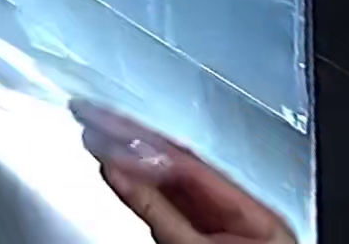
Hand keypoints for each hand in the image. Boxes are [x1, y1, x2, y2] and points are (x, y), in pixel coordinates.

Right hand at [72, 102, 294, 243]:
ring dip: (130, 161)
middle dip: (131, 142)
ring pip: (169, 182)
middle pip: (177, 165)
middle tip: (90, 117)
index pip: (187, 160)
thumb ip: (155, 211)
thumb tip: (114, 166)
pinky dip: (139, 186)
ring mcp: (223, 230)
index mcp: (258, 217)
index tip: (102, 123)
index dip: (141, 140)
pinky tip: (116, 170)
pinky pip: (167, 203)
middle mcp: (242, 217)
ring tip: (95, 138)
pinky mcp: (204, 242)